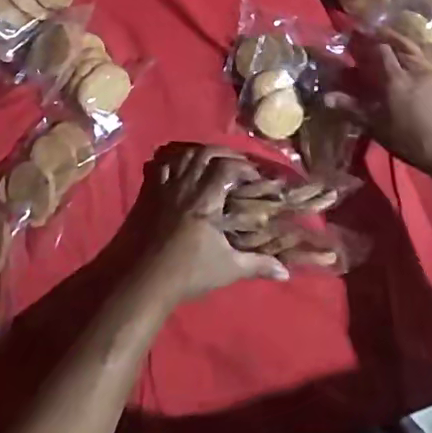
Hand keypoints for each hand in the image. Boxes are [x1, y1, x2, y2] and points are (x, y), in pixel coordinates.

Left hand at [133, 145, 288, 307]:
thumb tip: (286, 272)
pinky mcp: (148, 192)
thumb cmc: (188, 272)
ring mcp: (163, 186)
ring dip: (199, 154)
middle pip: (204, 153)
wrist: (146, 279)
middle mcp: (184, 185)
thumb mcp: (228, 269)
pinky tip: (180, 168)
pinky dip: (172, 160)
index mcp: (204, 199)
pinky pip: (160, 165)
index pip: (226, 167)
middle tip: (238, 165)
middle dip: (224, 154)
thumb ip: (258, 265)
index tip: (256, 176)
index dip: (243, 167)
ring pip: (182, 156)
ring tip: (212, 163)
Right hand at [332, 41, 431, 180]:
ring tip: (396, 49)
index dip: (368, 40)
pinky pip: (429, 70)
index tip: (357, 35)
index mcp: (395, 78)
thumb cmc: (411, 140)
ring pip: (417, 57)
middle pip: (403, 46)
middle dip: (388, 38)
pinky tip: (416, 75)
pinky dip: (419, 66)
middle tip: (376, 33)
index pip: (381, 50)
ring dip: (405, 50)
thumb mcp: (377, 127)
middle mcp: (415, 73)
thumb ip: (352, 109)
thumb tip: (326, 97)